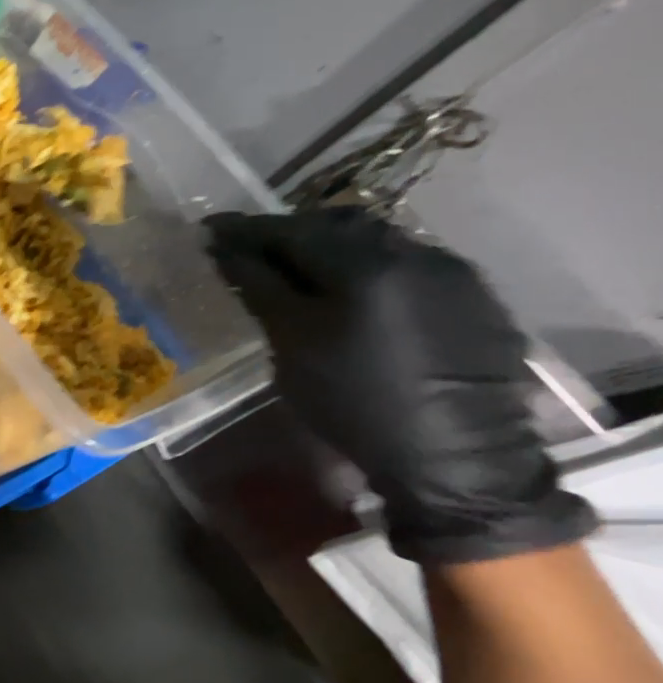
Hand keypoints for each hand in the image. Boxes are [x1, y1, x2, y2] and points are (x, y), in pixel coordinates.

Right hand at [205, 208, 594, 564]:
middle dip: (289, 233)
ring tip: (300, 272)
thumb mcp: (292, 345)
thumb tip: (226, 248)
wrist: (457, 457)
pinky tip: (354, 297)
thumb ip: (259, 288)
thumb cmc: (355, 402)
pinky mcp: (474, 298)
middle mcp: (413, 252)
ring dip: (332, 249)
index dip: (244, 229)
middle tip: (251, 250)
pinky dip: (368, 269)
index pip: (289, 229)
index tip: (208, 230)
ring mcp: (451, 273)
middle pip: (336, 225)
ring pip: (376, 241)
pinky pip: (407, 265)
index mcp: (364, 263)